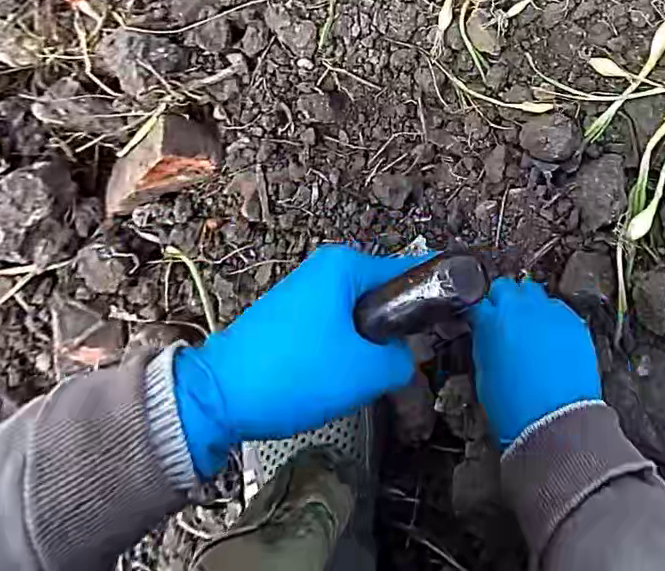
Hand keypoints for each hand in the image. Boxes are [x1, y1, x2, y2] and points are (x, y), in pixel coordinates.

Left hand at [172, 245, 424, 476]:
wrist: (211, 401)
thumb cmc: (291, 374)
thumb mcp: (363, 372)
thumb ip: (403, 361)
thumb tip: (409, 359)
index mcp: (345, 264)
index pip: (409, 271)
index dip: (435, 296)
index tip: (453, 318)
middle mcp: (326, 267)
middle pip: (385, 292)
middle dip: (398, 325)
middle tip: (409, 356)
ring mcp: (306, 289)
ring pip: (360, 311)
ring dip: (371, 339)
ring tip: (373, 369)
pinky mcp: (291, 313)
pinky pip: (336, 322)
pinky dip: (347, 343)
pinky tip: (344, 371)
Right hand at [468, 277, 600, 444]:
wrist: (556, 422)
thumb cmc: (516, 408)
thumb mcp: (485, 375)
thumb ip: (485, 343)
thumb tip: (487, 333)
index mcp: (493, 322)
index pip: (480, 301)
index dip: (482, 312)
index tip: (485, 319)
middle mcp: (521, 309)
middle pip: (507, 287)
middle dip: (505, 299)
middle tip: (507, 319)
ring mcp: (550, 312)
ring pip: (535, 292)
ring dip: (530, 305)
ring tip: (531, 328)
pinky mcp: (573, 320)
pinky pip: (559, 309)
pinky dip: (553, 318)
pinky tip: (551, 339)